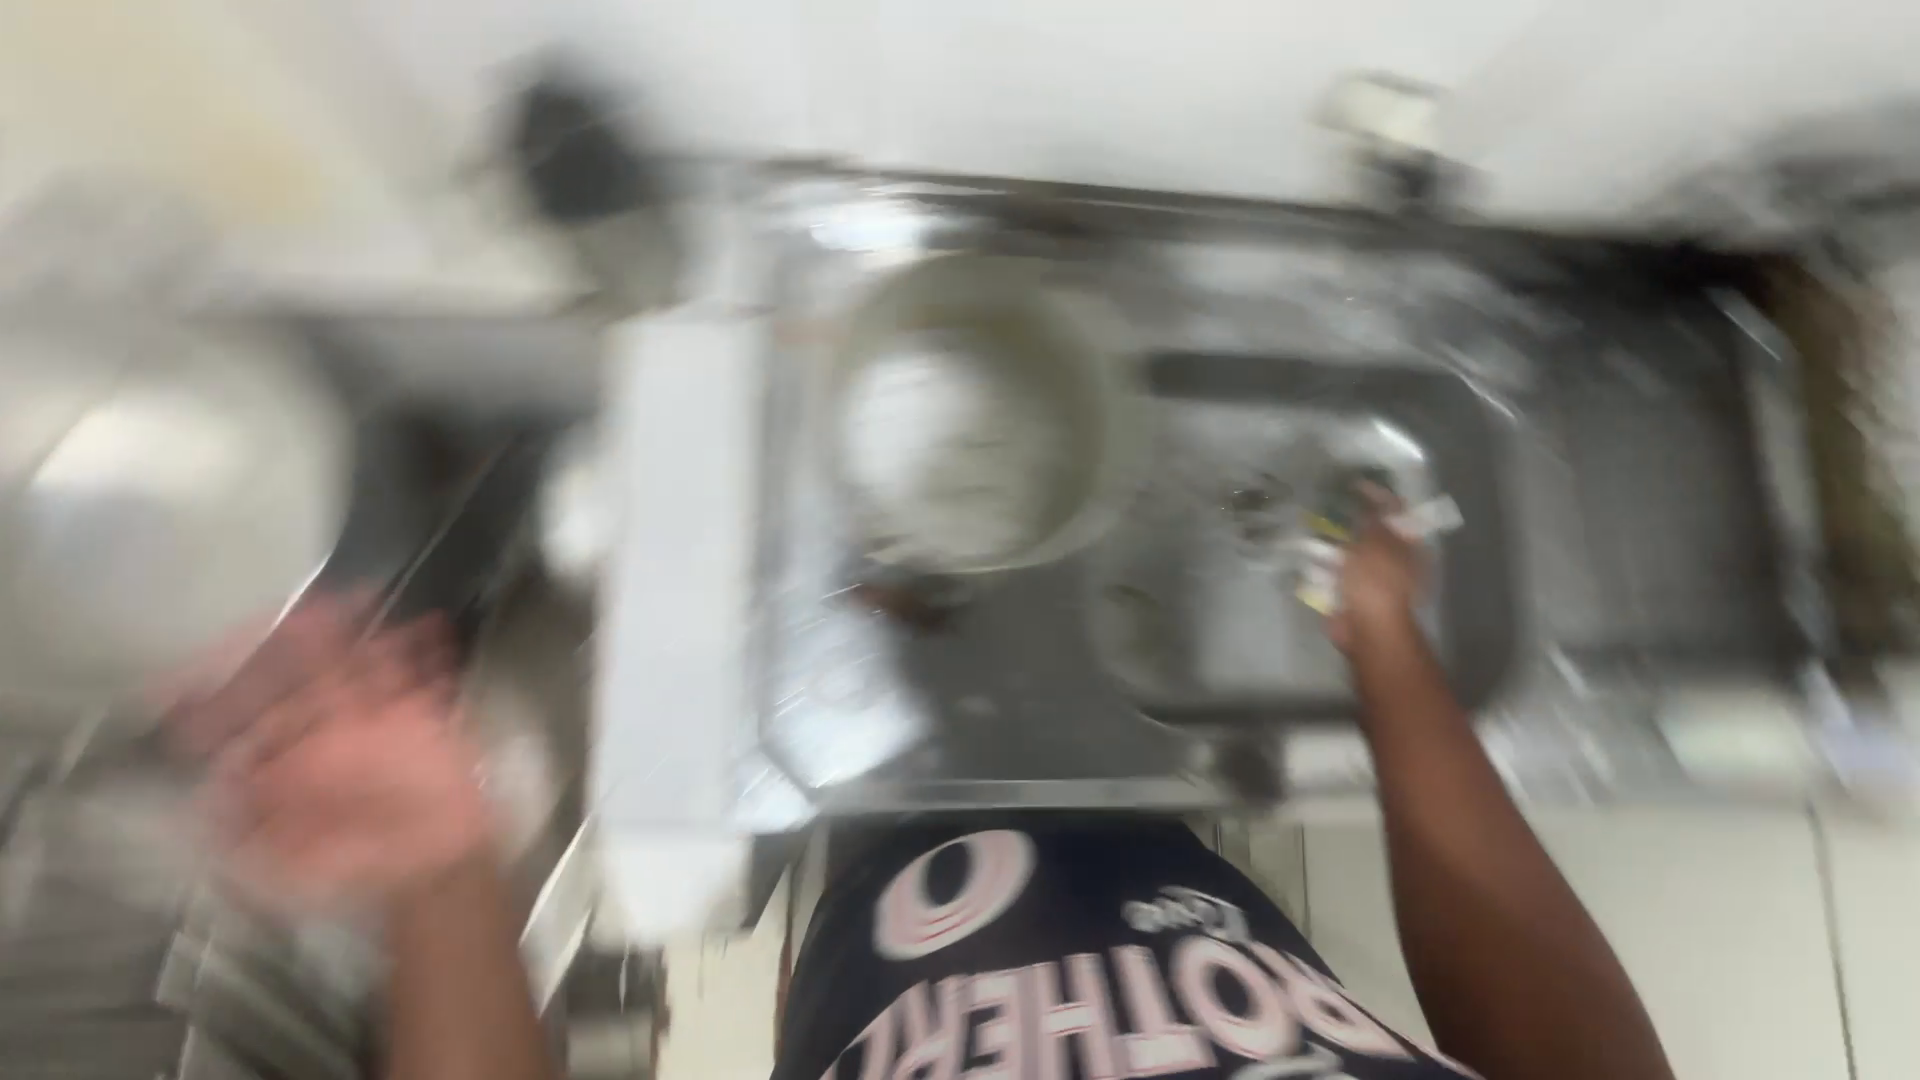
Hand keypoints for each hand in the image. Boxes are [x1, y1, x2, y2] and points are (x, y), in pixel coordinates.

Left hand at [168, 597, 495, 914]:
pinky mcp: (425, 721)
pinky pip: (424, 679)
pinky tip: (432, 626)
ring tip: (365, 596)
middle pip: (304, 675)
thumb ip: (245, 836)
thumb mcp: (283, 871)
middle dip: (302, 640)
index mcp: (282, 765)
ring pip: (363, 667)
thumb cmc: (355, 873)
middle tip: (311, 605)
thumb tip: (212, 791)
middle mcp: (323, 734)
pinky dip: (428, 652)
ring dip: (364, 633)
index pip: (247, 710)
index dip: (233, 677)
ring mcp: (377, 723)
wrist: (433, 870)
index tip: (231, 649)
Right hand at [1325, 484, 1426, 652]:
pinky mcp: (1352, 594)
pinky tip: (1308, 557)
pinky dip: (1323, 566)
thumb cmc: (1377, 582)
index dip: (1377, 496)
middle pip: (1371, 532)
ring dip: (1332, 544)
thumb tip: (1369, 498)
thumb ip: (1373, 519)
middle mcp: (1394, 561)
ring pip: (1350, 553)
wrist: (1366, 628)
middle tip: (1327, 509)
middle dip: (1349, 521)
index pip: (1396, 513)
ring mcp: (1372, 579)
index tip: (1353, 485)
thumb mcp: (1377, 543)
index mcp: (1408, 547)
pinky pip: (1335, 573)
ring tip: (1312, 531)